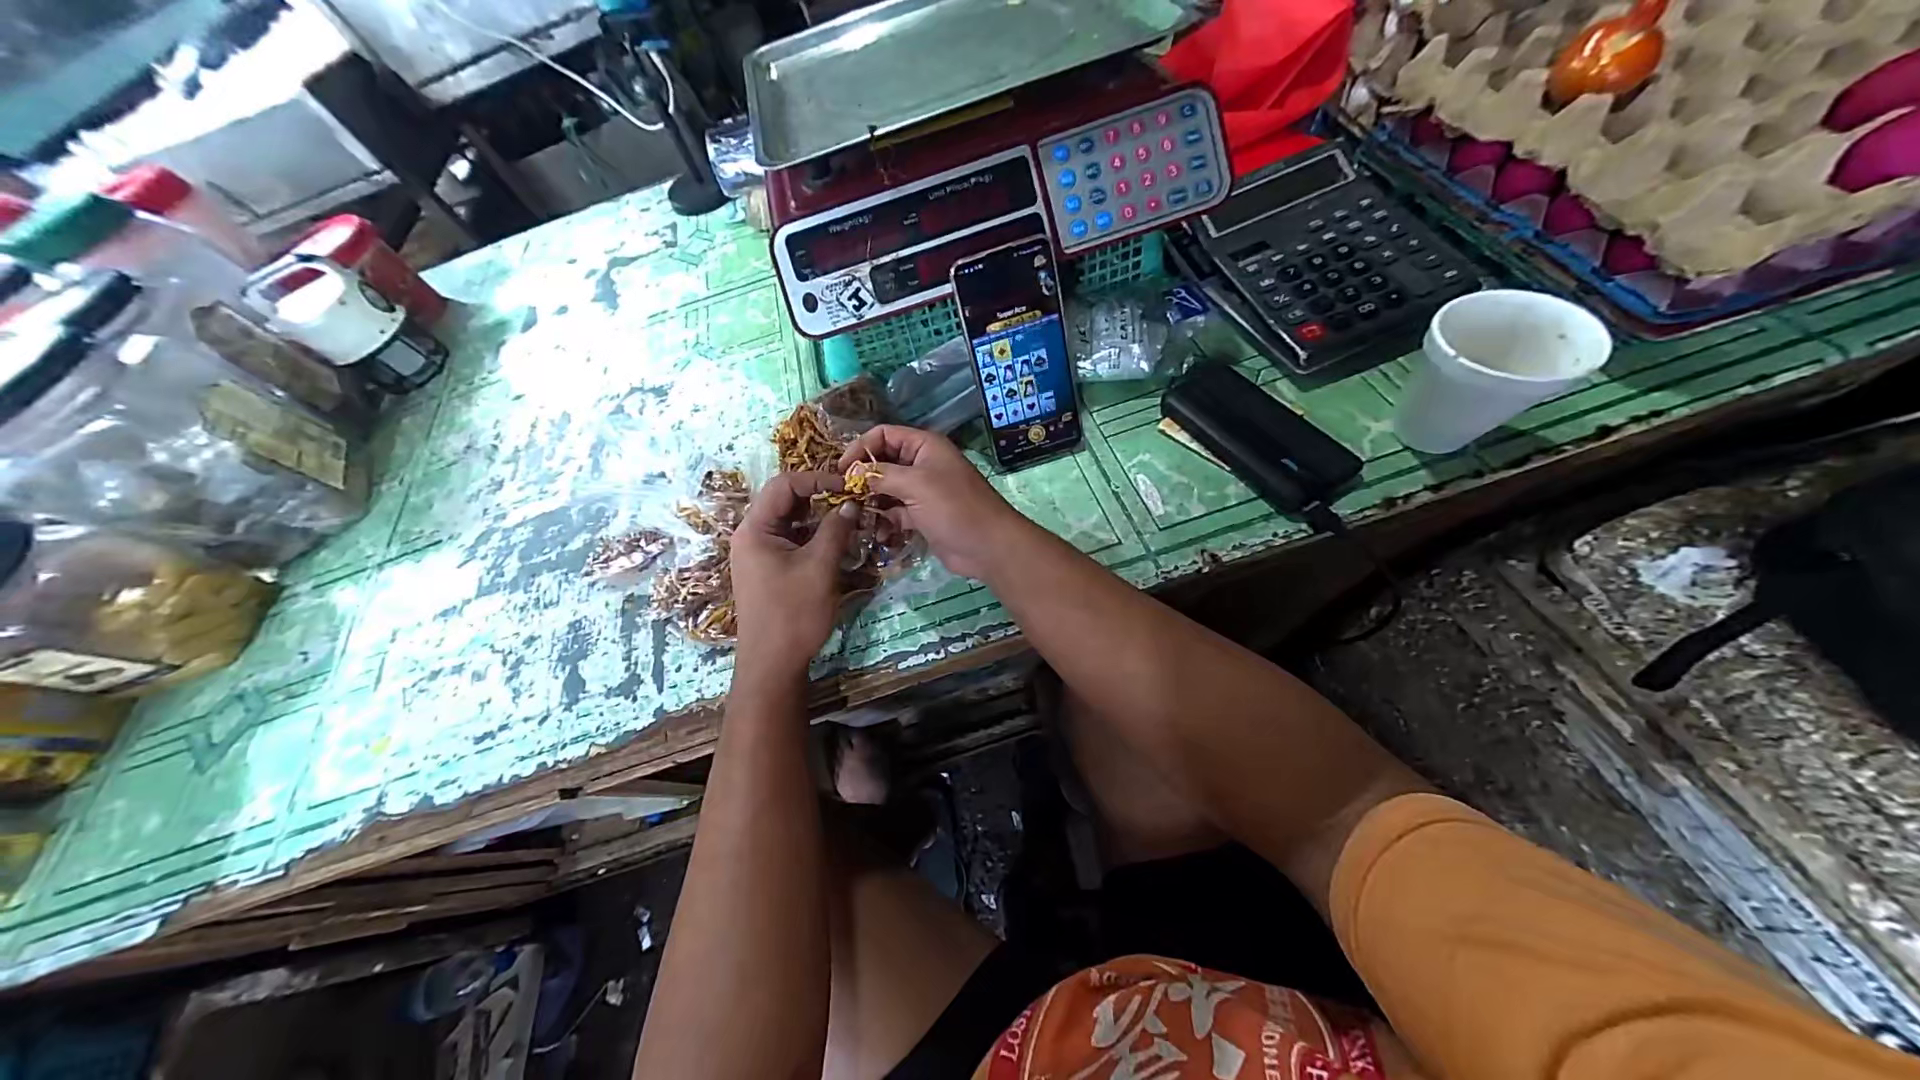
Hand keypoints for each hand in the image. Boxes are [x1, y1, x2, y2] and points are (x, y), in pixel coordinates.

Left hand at [729, 471, 859, 675]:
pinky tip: (837, 543)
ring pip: (791, 522)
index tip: (849, 487)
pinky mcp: (769, 570)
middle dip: (820, 497)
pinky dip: (813, 537)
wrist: (772, 665)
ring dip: (819, 518)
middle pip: (785, 501)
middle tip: (852, 501)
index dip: (818, 479)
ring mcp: (758, 554)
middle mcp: (751, 536)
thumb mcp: (820, 568)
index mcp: (754, 529)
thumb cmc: (793, 614)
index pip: (784, 485)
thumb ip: (835, 530)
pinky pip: (791, 541)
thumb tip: (851, 504)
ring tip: (849, 521)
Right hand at [837, 426, 1029, 580]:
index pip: (883, 435)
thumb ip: (881, 475)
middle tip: (841, 495)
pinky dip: (883, 520)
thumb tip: (852, 472)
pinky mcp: (921, 516)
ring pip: (886, 489)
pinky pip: (894, 512)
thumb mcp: (916, 484)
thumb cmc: (955, 508)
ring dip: (870, 500)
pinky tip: (873, 532)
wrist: (988, 546)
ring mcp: (922, 491)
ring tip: (853, 514)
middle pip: (882, 462)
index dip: (860, 448)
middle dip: (862, 477)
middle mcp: (922, 464)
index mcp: (924, 446)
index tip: (841, 471)